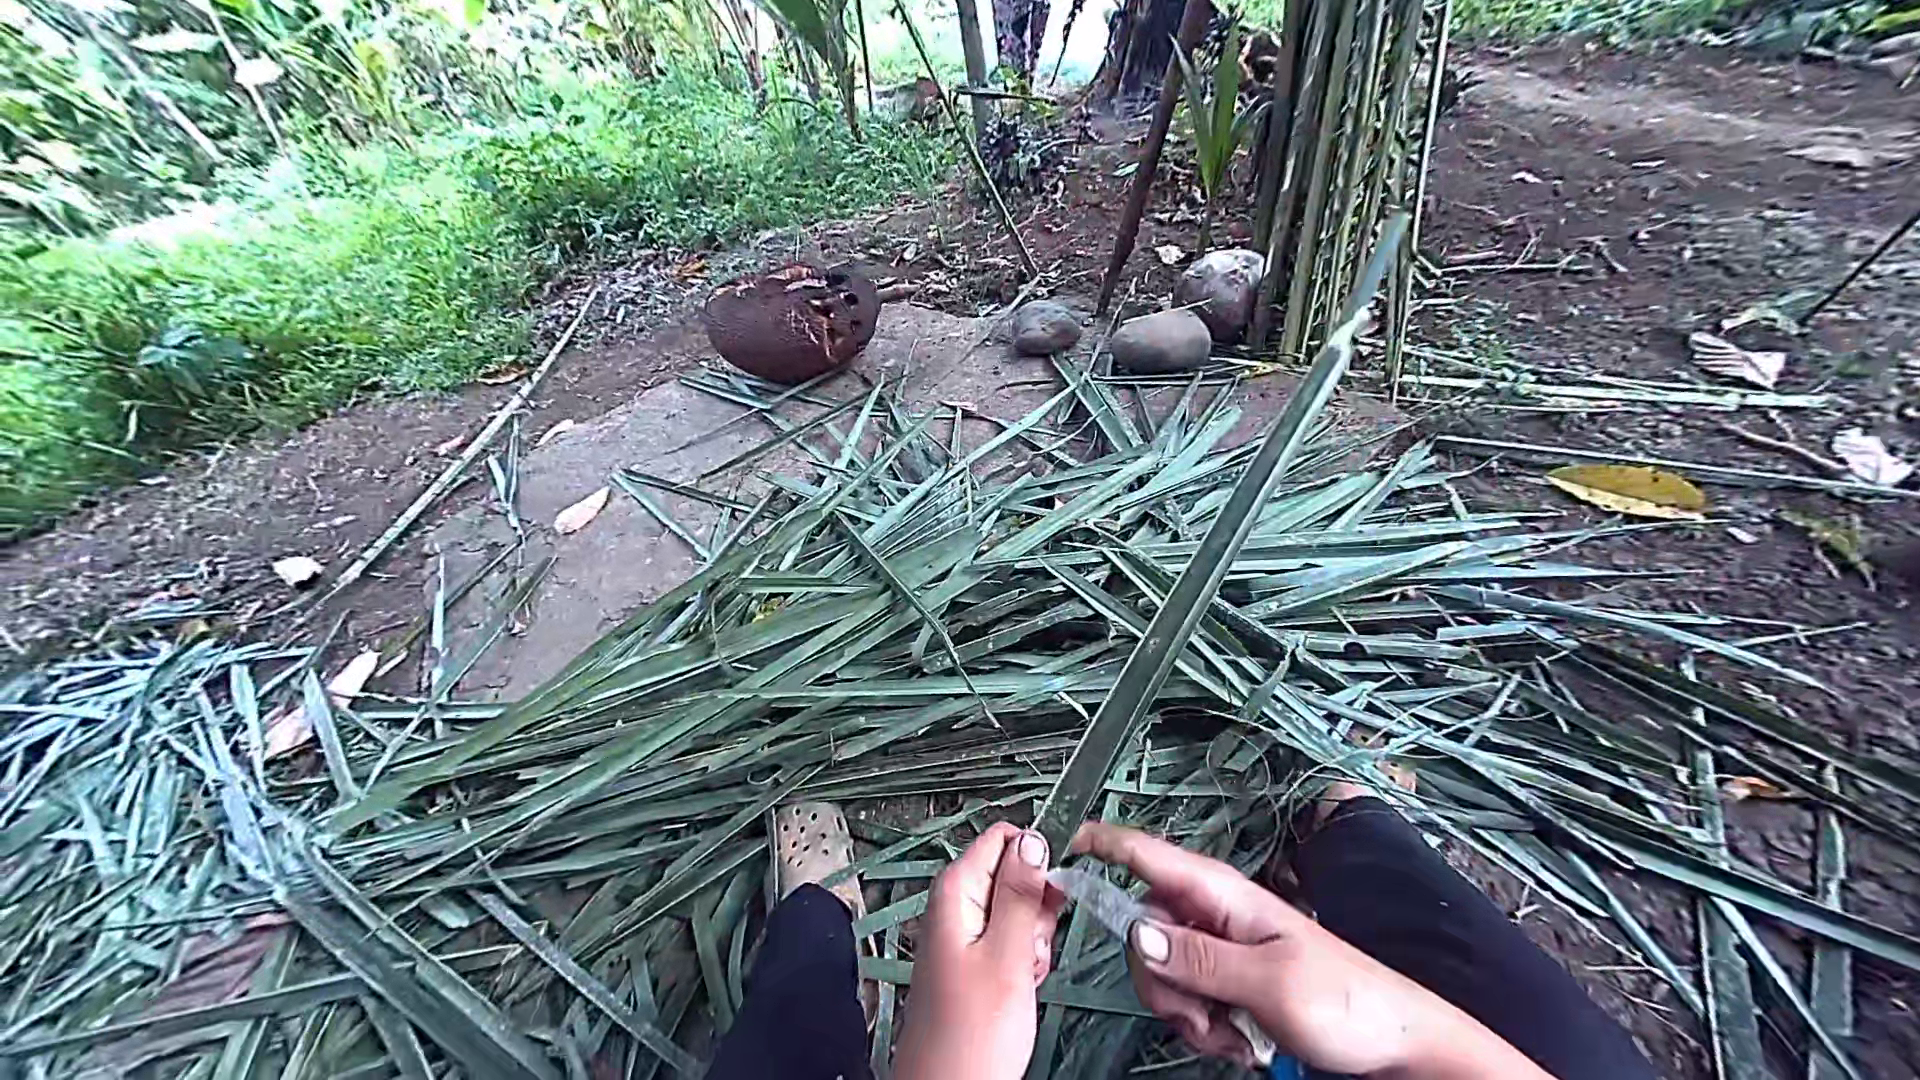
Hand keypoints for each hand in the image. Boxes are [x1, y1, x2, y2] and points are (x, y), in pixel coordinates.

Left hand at [892, 822, 1065, 1079]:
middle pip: (1015, 871)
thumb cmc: (968, 1039)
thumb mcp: (1006, 957)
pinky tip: (1020, 981)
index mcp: (956, 888)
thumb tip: (1034, 838)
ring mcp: (965, 927)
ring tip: (1023, 970)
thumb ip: (1021, 893)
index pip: (1004, 837)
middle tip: (1030, 945)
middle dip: (1036, 906)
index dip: (1035, 857)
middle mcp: (956, 900)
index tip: (1054, 890)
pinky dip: (1024, 956)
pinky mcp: (974, 952)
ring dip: (1033, 935)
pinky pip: (1012, 935)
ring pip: (1018, 905)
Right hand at [1072, 823, 1551, 1079]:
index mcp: (1214, 890)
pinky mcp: (1219, 975)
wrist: (1396, 1045)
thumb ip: (1198, 958)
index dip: (1098, 841)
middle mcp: (1204, 909)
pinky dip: (1201, 1026)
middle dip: (1161, 982)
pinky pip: (1181, 997)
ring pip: (1157, 971)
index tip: (1058, 846)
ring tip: (1236, 1034)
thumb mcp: (1269, 981)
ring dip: (1185, 1012)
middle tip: (1204, 1016)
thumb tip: (1135, 935)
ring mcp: (1211, 943)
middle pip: (1140, 930)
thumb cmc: (1342, 998)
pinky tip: (1239, 1039)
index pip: (1141, 851)